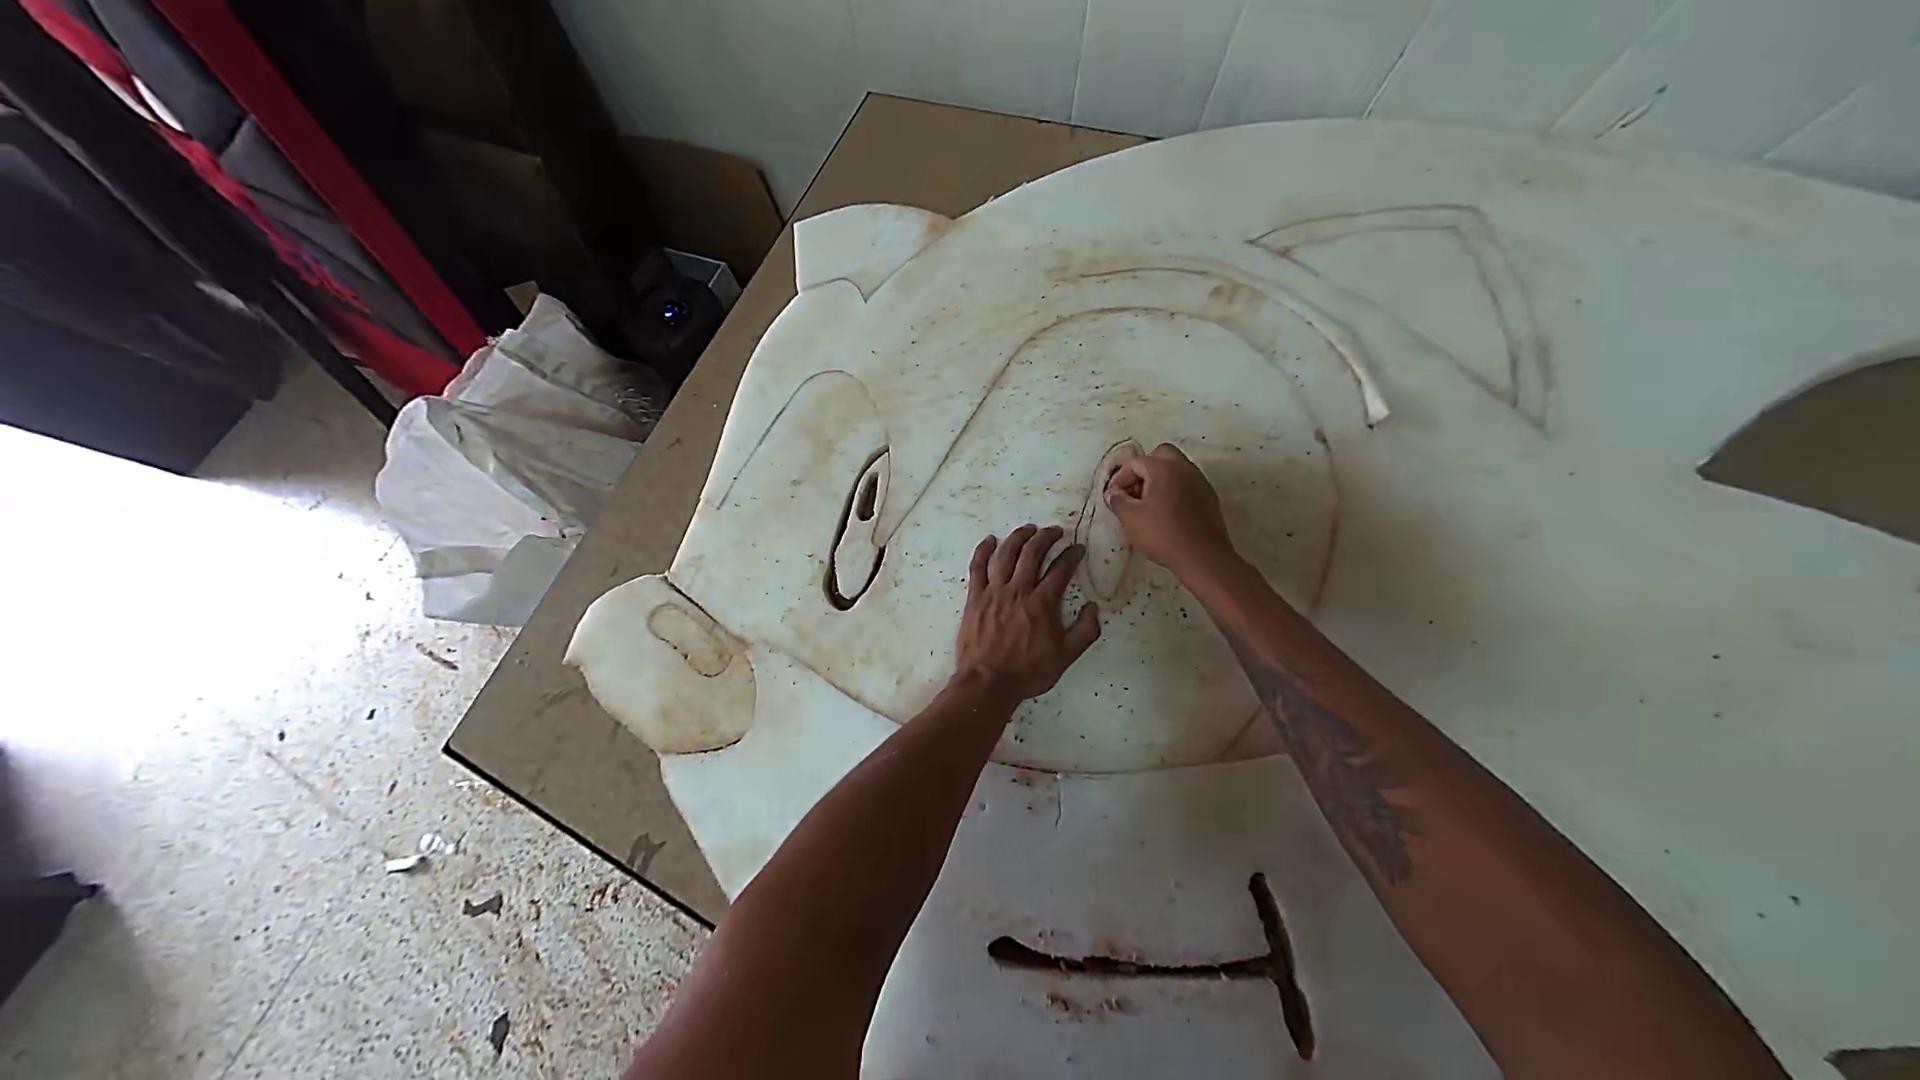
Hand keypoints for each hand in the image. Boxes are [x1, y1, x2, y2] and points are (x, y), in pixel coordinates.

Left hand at [953, 525, 1100, 703]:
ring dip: (1019, 537)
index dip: (1072, 555)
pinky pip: (977, 567)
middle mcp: (1019, 591)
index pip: (1061, 569)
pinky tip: (990, 540)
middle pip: (1033, 553)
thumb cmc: (1028, 672)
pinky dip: (983, 550)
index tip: (1078, 548)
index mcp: (1043, 603)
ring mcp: (994, 592)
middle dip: (1047, 537)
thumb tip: (1093, 607)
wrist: (988, 682)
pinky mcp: (975, 598)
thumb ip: (1085, 630)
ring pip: (1006, 554)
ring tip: (1029, 529)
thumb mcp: (1066, 656)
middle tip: (1055, 532)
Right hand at [1104, 443, 1236, 577]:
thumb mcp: (1130, 519)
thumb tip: (1114, 494)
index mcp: (1163, 468)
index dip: (1120, 478)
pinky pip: (1187, 484)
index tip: (1113, 497)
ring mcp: (1200, 481)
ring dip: (1159, 480)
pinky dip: (1174, 490)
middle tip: (1133, 492)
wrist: (1202, 557)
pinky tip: (1167, 513)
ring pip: (1176, 469)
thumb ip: (1117, 501)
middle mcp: (1184, 468)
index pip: (1135, 462)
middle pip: (1160, 455)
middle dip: (1143, 470)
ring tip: (1148, 505)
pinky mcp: (1209, 497)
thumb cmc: (1163, 535)